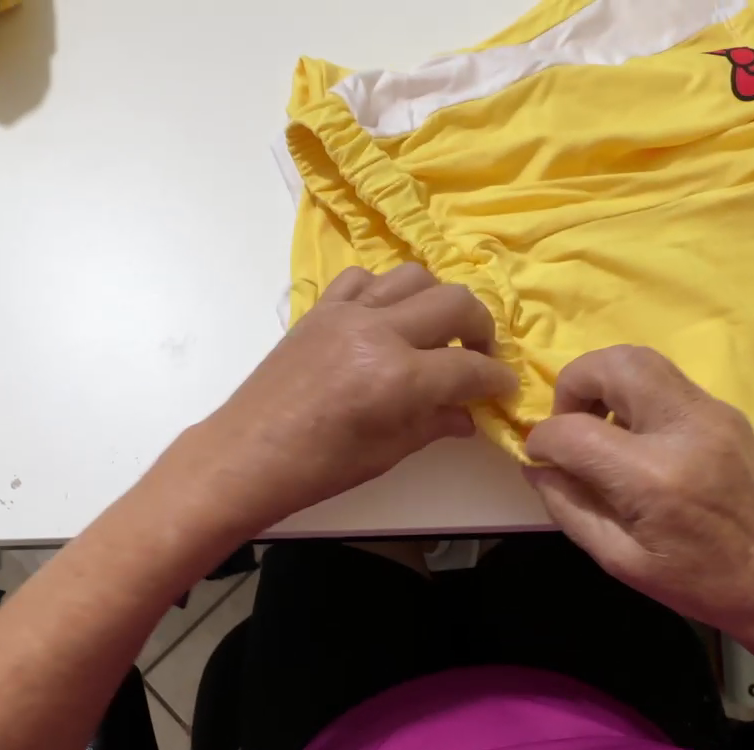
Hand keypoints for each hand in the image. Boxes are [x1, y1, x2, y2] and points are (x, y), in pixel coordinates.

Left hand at [183, 264, 514, 529]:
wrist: (248, 455)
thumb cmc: (318, 468)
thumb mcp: (386, 453)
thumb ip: (433, 425)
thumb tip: (468, 416)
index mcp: (398, 377)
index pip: (469, 367)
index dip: (496, 379)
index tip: (505, 388)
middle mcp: (378, 332)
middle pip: (455, 303)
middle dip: (481, 328)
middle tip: (479, 357)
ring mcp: (347, 313)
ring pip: (413, 277)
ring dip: (436, 302)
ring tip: (435, 334)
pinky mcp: (320, 309)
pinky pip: (365, 279)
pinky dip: (386, 292)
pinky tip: (386, 321)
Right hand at [522, 346, 753, 649]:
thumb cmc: (697, 583)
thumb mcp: (618, 560)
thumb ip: (569, 507)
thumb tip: (538, 467)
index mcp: (655, 479)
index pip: (574, 431)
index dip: (542, 441)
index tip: (539, 460)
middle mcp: (686, 431)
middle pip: (614, 364)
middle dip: (573, 385)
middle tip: (569, 426)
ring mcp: (713, 414)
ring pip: (642, 361)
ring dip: (604, 385)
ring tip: (598, 430)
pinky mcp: (726, 413)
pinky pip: (665, 383)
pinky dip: (633, 396)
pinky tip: (633, 441)